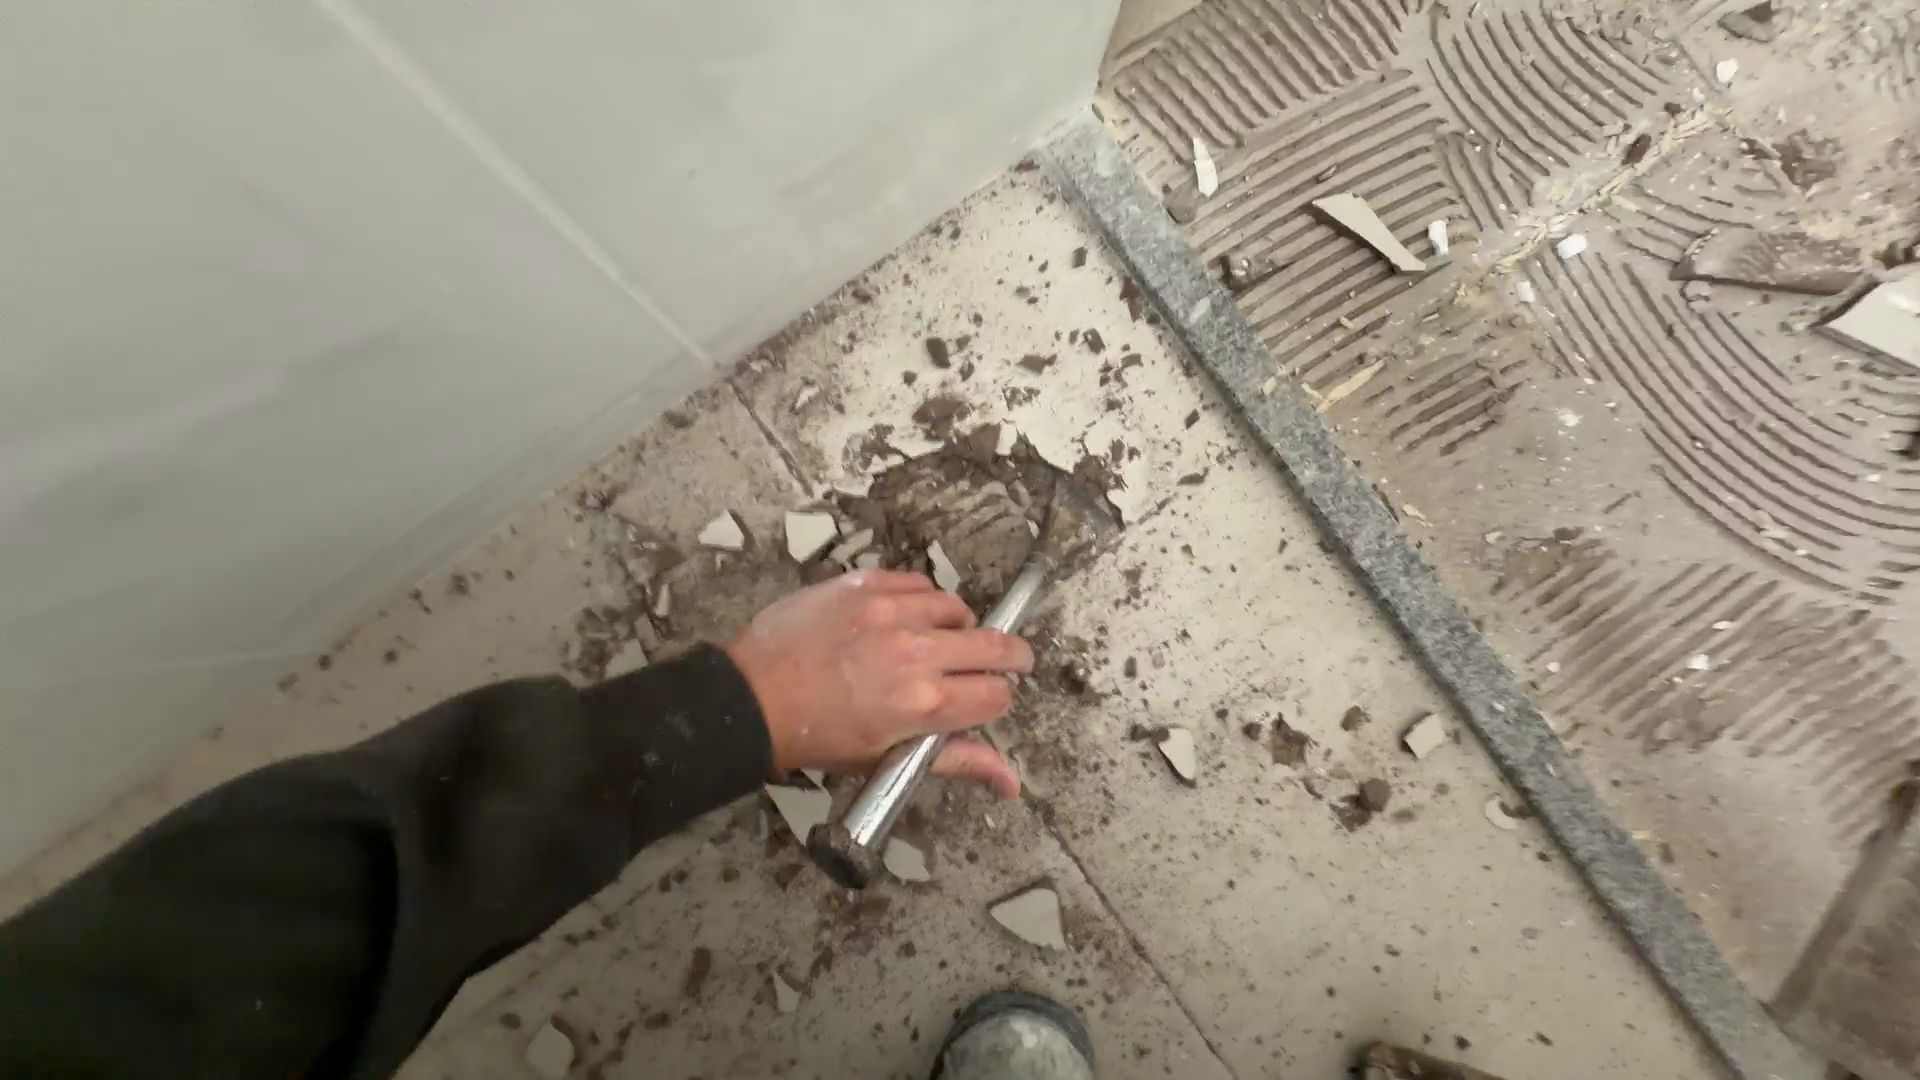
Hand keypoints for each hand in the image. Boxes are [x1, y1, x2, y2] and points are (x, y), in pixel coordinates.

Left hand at [723, 569, 1033, 797]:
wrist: (751, 696)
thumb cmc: (817, 738)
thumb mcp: (885, 760)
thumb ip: (955, 762)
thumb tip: (1011, 785)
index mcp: (923, 704)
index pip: (995, 694)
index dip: (998, 698)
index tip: (989, 697)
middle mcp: (915, 652)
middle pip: (993, 645)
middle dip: (1013, 654)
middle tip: (1015, 658)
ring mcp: (889, 612)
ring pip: (956, 607)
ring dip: (960, 625)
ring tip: (946, 637)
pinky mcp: (865, 585)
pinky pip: (917, 583)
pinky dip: (923, 600)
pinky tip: (911, 615)